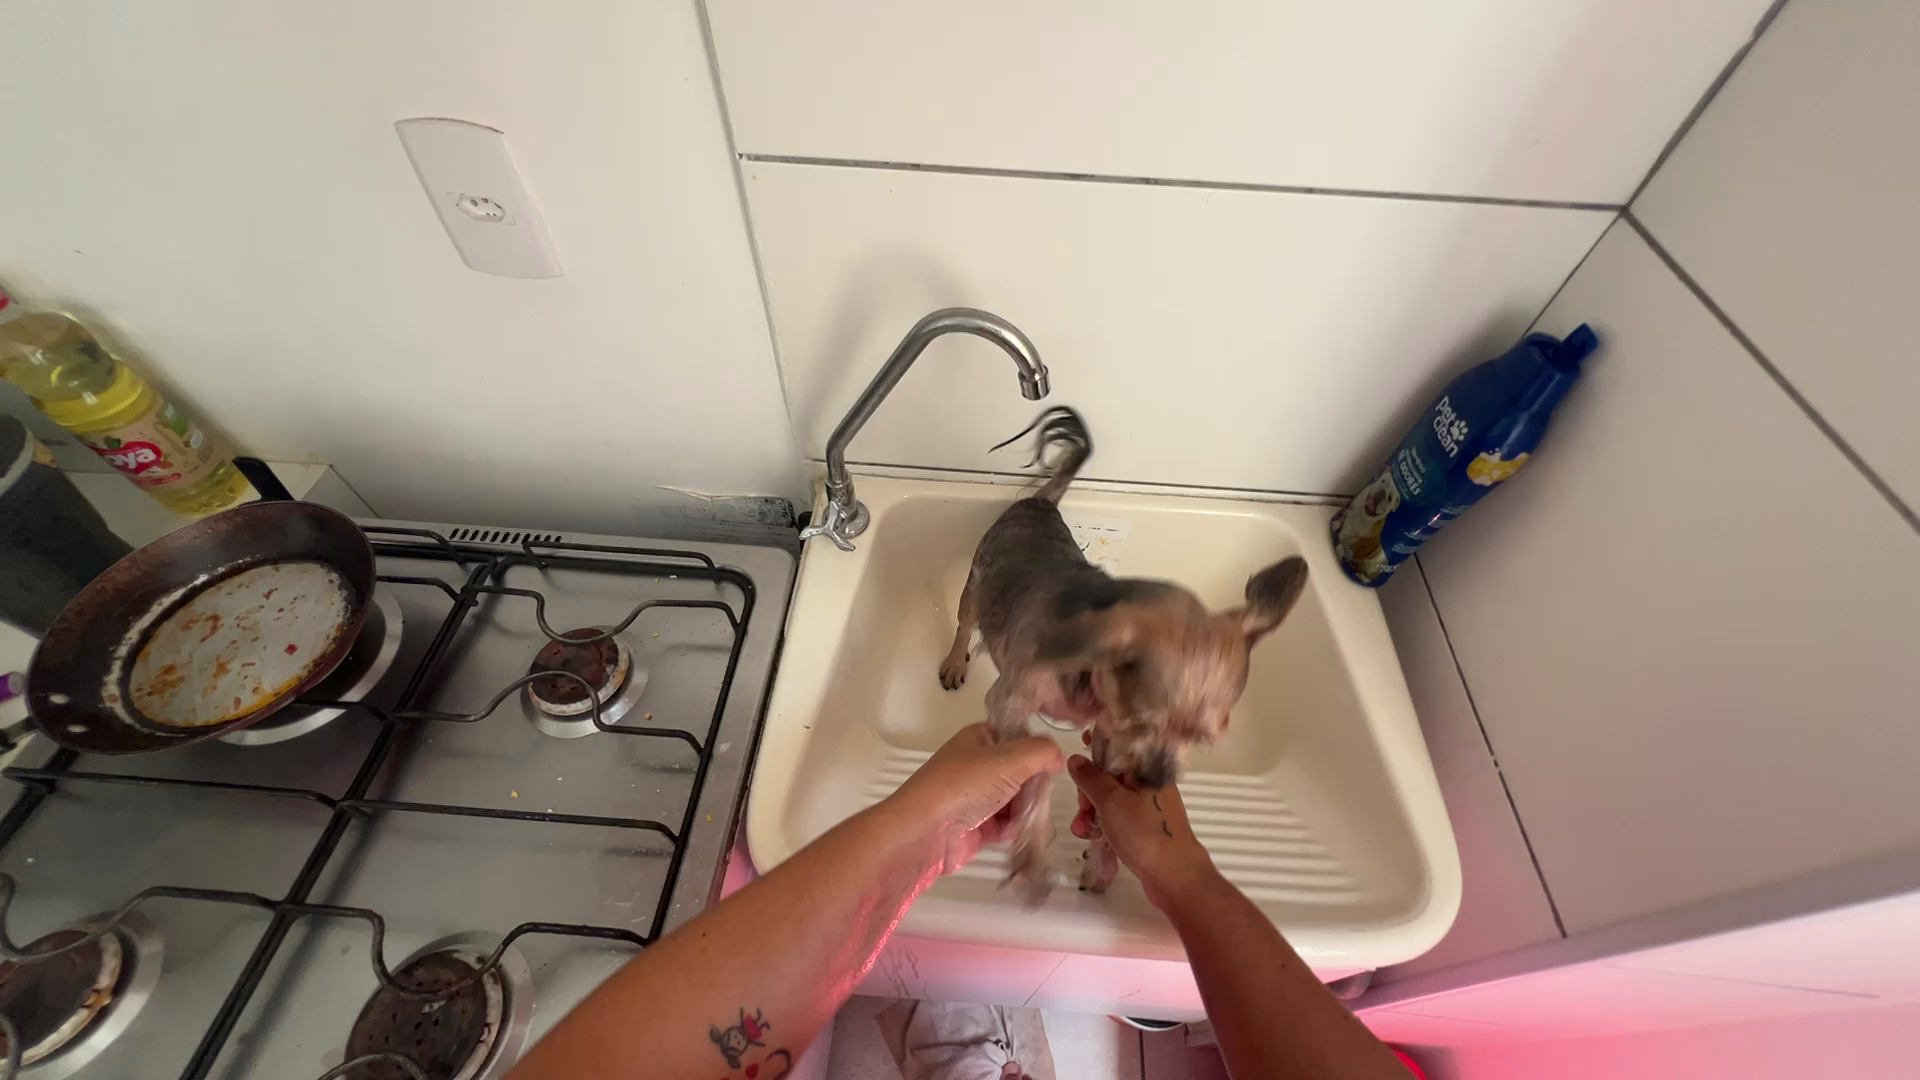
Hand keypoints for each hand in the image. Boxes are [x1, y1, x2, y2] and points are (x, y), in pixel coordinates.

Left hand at [892, 723, 1063, 874]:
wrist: (924, 832)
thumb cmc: (962, 786)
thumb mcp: (1007, 759)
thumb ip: (1041, 752)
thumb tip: (1058, 756)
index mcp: (981, 737)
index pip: (1020, 737)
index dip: (1035, 752)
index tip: (1047, 767)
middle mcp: (978, 763)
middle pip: (1022, 772)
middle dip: (1032, 788)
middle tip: (1032, 798)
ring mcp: (977, 794)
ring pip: (1018, 799)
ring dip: (1023, 811)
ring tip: (1018, 819)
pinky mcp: (978, 824)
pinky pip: (1008, 823)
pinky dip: (1012, 829)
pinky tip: (1008, 833)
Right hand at [1066, 754, 1212, 909]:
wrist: (1176, 878)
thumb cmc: (1144, 833)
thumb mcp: (1111, 801)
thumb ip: (1090, 777)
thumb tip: (1076, 758)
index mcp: (1146, 769)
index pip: (1121, 745)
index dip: (1100, 743)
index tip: (1081, 744)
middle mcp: (1150, 783)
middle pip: (1112, 774)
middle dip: (1089, 788)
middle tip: (1083, 806)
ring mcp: (1149, 807)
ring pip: (1112, 798)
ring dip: (1092, 810)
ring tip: (1081, 829)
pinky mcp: (1146, 827)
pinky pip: (1119, 817)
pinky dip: (1103, 823)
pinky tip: (1091, 837)